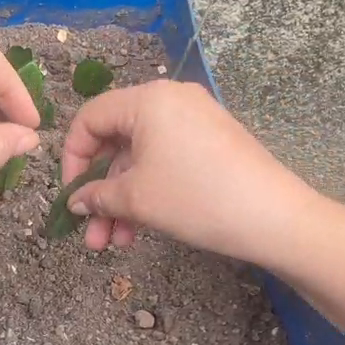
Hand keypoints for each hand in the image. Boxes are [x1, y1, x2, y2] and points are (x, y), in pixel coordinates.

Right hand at [61, 81, 315, 263]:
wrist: (273, 217)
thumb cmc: (195, 197)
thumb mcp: (136, 199)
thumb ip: (97, 196)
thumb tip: (76, 201)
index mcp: (148, 100)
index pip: (90, 118)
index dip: (72, 158)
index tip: (72, 196)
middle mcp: (170, 101)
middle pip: (115, 143)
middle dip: (99, 192)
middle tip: (90, 233)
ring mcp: (194, 122)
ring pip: (140, 160)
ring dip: (121, 202)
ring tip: (112, 245)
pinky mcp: (211, 145)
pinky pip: (165, 163)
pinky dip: (148, 193)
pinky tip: (139, 231)